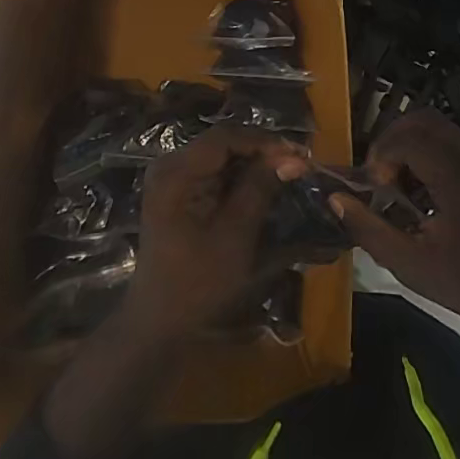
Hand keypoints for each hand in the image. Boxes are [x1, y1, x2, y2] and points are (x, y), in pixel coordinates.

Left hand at [122, 126, 308, 342]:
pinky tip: (264, 186)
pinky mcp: (178, 192)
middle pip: (221, 143)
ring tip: (288, 173)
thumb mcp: (234, 236)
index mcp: (175, 173)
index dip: (263, 141)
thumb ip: (259, 189)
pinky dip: (240, 177)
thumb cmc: (197, 282)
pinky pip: (214, 172)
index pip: (224, 137)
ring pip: (220, 156)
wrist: (160, 321)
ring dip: (253, 163)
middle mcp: (169, 166)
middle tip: (298, 164)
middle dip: (261, 150)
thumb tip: (293, 157)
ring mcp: (171, 178)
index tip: (299, 154)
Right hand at [330, 110, 459, 334]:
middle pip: (422, 120)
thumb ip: (369, 230)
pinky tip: (418, 189)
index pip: (407, 138)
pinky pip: (448, 141)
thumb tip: (334, 199)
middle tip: (379, 174)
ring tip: (396, 182)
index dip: (381, 155)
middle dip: (391, 139)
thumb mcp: (410, 265)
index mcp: (456, 178)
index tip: (374, 187)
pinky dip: (425, 151)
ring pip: (436, 127)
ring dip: (407, 143)